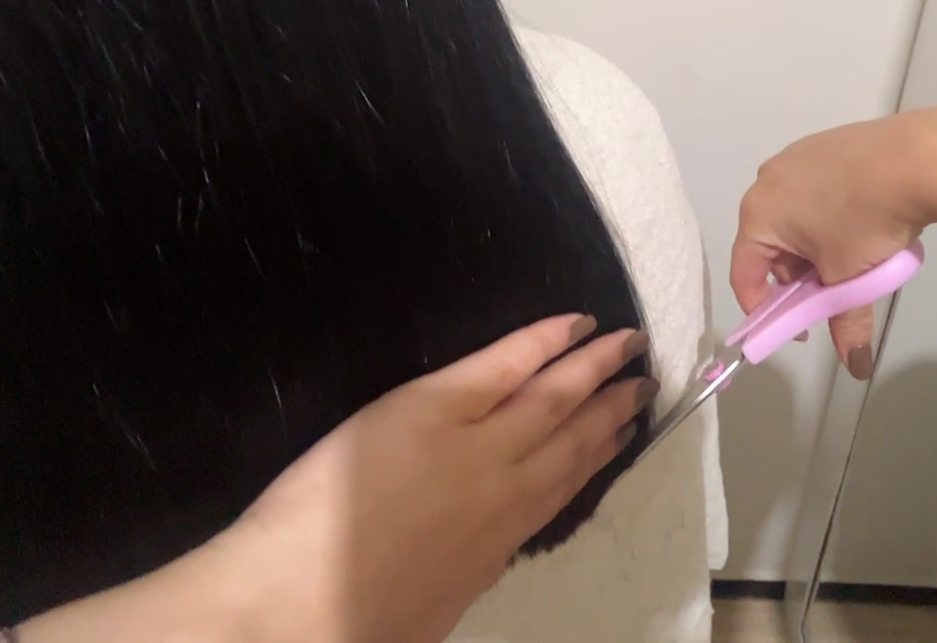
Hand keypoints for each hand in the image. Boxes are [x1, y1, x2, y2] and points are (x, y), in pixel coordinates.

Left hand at [16, 314, 654, 642]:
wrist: (291, 606)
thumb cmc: (352, 620)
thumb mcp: (437, 607)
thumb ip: (475, 564)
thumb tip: (501, 539)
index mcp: (501, 543)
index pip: (566, 486)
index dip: (601, 453)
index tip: (626, 431)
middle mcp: (506, 491)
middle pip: (573, 438)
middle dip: (613, 407)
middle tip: (645, 379)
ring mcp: (477, 444)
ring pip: (553, 397)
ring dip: (594, 368)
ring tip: (626, 345)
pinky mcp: (438, 404)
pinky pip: (506, 365)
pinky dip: (543, 341)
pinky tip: (571, 323)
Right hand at [732, 114, 926, 379]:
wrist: (914, 158)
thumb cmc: (865, 220)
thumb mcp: (850, 276)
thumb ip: (845, 323)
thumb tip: (856, 365)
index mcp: (758, 214)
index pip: (745, 273)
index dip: (766, 309)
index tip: (800, 327)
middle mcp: (765, 181)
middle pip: (769, 244)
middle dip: (797, 276)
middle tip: (832, 292)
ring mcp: (793, 157)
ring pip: (793, 216)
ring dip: (813, 245)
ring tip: (853, 256)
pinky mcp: (822, 144)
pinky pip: (813, 190)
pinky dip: (828, 213)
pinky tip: (862, 218)